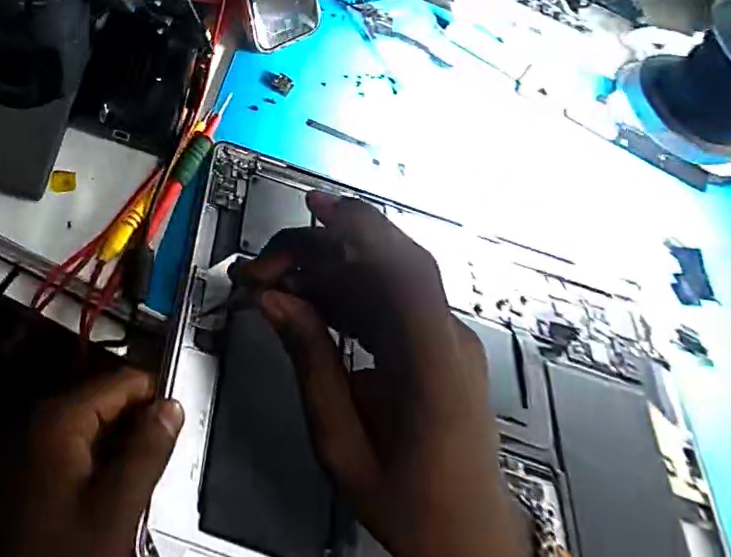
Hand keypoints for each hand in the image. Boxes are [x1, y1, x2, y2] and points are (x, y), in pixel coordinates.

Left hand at [7, 368, 184, 556]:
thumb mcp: (113, 512)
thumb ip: (146, 453)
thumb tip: (169, 410)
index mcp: (54, 419)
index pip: (115, 382)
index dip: (152, 392)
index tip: (178, 406)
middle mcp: (29, 422)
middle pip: (97, 403)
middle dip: (131, 422)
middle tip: (162, 451)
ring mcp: (17, 447)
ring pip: (80, 429)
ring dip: (111, 446)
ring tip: (135, 479)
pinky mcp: (13, 474)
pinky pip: (60, 450)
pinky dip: (86, 463)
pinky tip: (100, 494)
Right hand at [237, 191, 523, 556]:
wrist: (470, 544)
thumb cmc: (416, 508)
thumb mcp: (344, 444)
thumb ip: (310, 364)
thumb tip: (274, 300)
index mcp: (434, 367)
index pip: (407, 271)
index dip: (363, 228)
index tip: (318, 207)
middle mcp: (443, 340)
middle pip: (378, 263)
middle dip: (313, 252)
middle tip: (261, 270)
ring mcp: (438, 338)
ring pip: (373, 275)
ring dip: (317, 269)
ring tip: (269, 284)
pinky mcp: (425, 342)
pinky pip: (376, 296)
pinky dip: (334, 290)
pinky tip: (300, 300)